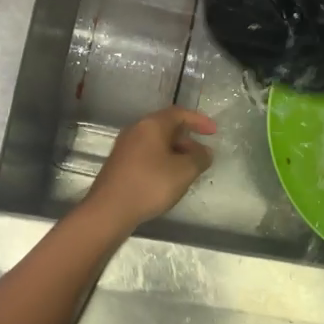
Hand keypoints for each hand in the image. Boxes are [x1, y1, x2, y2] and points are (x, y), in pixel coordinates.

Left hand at [83, 107, 216, 229]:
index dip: (198, 120)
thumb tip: (205, 152)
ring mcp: (125, 147)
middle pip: (166, 127)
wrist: (109, 209)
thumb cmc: (150, 184)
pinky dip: (162, 161)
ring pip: (156, 143)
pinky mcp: (120, 164)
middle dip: (187, 140)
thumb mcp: (183, 171)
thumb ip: (199, 158)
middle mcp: (136, 130)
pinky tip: (168, 179)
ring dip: (175, 152)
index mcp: (151, 125)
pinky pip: (146, 155)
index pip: (179, 113)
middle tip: (202, 156)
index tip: (214, 131)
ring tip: (188, 170)